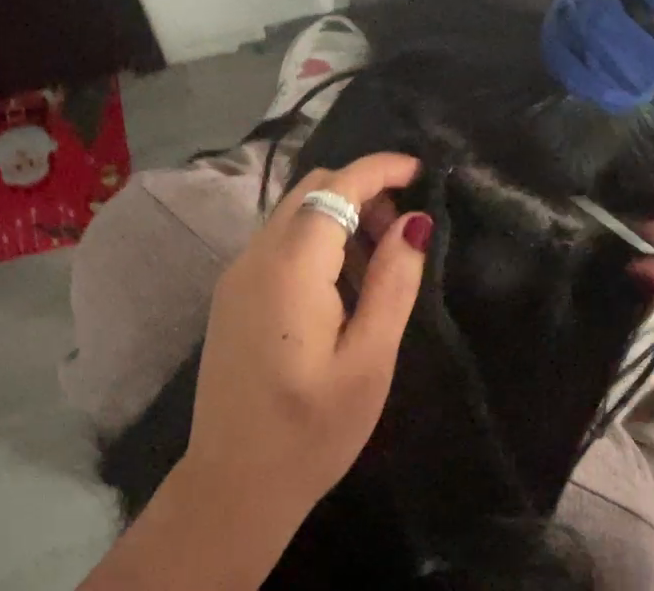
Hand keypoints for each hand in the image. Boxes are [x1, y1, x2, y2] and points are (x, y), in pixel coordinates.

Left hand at [185, 153, 432, 513]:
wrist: (234, 485)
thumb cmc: (312, 432)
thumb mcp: (369, 361)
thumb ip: (394, 283)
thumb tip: (415, 221)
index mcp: (290, 267)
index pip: (335, 186)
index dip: (379, 169)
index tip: (421, 171)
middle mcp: (256, 256)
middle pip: (311, 189)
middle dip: (362, 191)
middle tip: (405, 234)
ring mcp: (237, 273)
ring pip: (294, 212)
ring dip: (340, 215)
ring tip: (382, 264)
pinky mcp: (232, 294)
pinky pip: (279, 241)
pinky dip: (317, 239)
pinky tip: (344, 285)